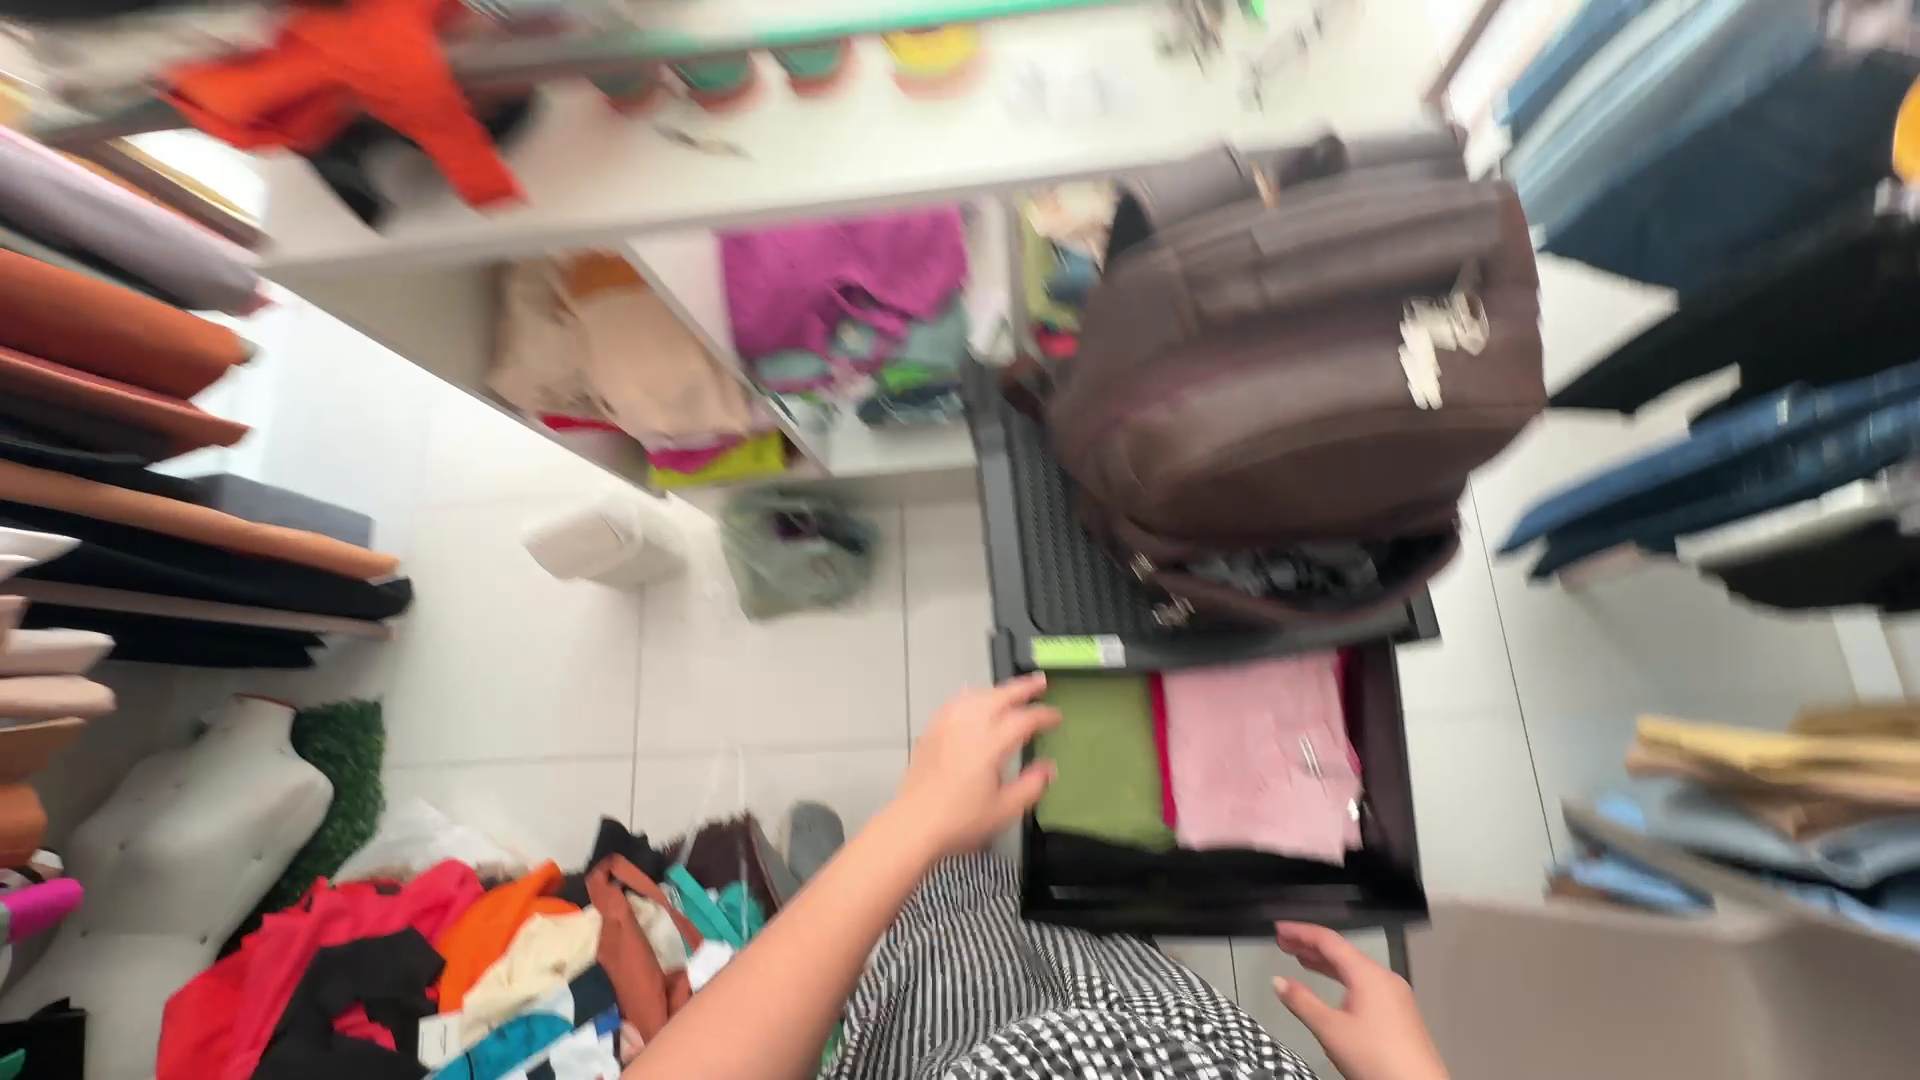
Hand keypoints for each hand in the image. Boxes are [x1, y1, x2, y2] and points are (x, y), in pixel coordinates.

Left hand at [890, 674, 1060, 857]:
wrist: (913, 824)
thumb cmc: (961, 820)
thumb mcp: (1004, 810)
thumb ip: (1031, 786)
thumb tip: (1049, 767)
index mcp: (990, 744)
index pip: (1023, 719)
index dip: (1043, 715)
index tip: (1057, 716)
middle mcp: (968, 726)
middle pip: (1000, 696)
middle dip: (1023, 687)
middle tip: (1040, 683)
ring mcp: (947, 724)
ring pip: (977, 695)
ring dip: (998, 690)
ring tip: (1012, 692)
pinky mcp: (932, 730)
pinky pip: (956, 702)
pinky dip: (971, 695)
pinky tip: (974, 698)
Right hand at [1271, 922, 1447, 1079]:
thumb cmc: (1375, 1058)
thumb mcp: (1331, 1030)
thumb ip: (1301, 1001)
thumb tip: (1277, 980)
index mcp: (1368, 974)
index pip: (1329, 940)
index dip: (1300, 932)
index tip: (1277, 928)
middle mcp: (1384, 978)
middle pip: (1342, 952)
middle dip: (1311, 945)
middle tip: (1282, 943)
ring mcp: (1396, 997)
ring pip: (1354, 969)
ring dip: (1326, 963)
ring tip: (1300, 960)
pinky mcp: (1401, 1015)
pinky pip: (1364, 984)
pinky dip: (1342, 979)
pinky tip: (1331, 988)